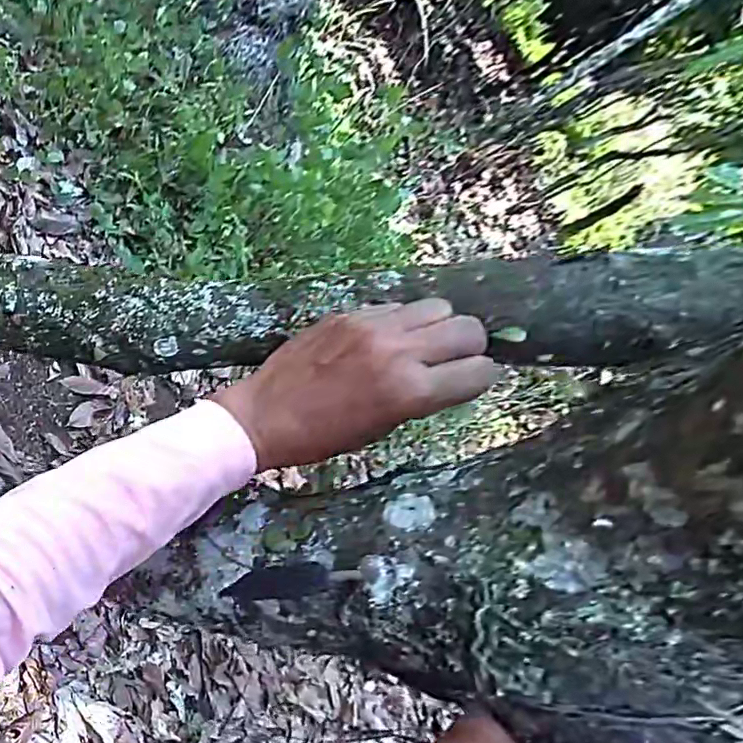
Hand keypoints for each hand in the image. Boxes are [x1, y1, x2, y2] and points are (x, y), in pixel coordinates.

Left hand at [212, 299, 499, 469]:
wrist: (261, 417)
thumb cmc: (320, 435)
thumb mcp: (382, 426)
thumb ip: (421, 396)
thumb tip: (448, 372)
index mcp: (411, 390)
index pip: (481, 371)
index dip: (474, 379)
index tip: (461, 382)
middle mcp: (397, 351)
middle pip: (469, 328)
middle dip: (465, 347)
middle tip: (443, 361)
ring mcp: (368, 327)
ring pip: (436, 307)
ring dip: (434, 326)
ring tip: (412, 345)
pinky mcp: (343, 315)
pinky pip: (391, 306)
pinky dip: (395, 320)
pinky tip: (376, 340)